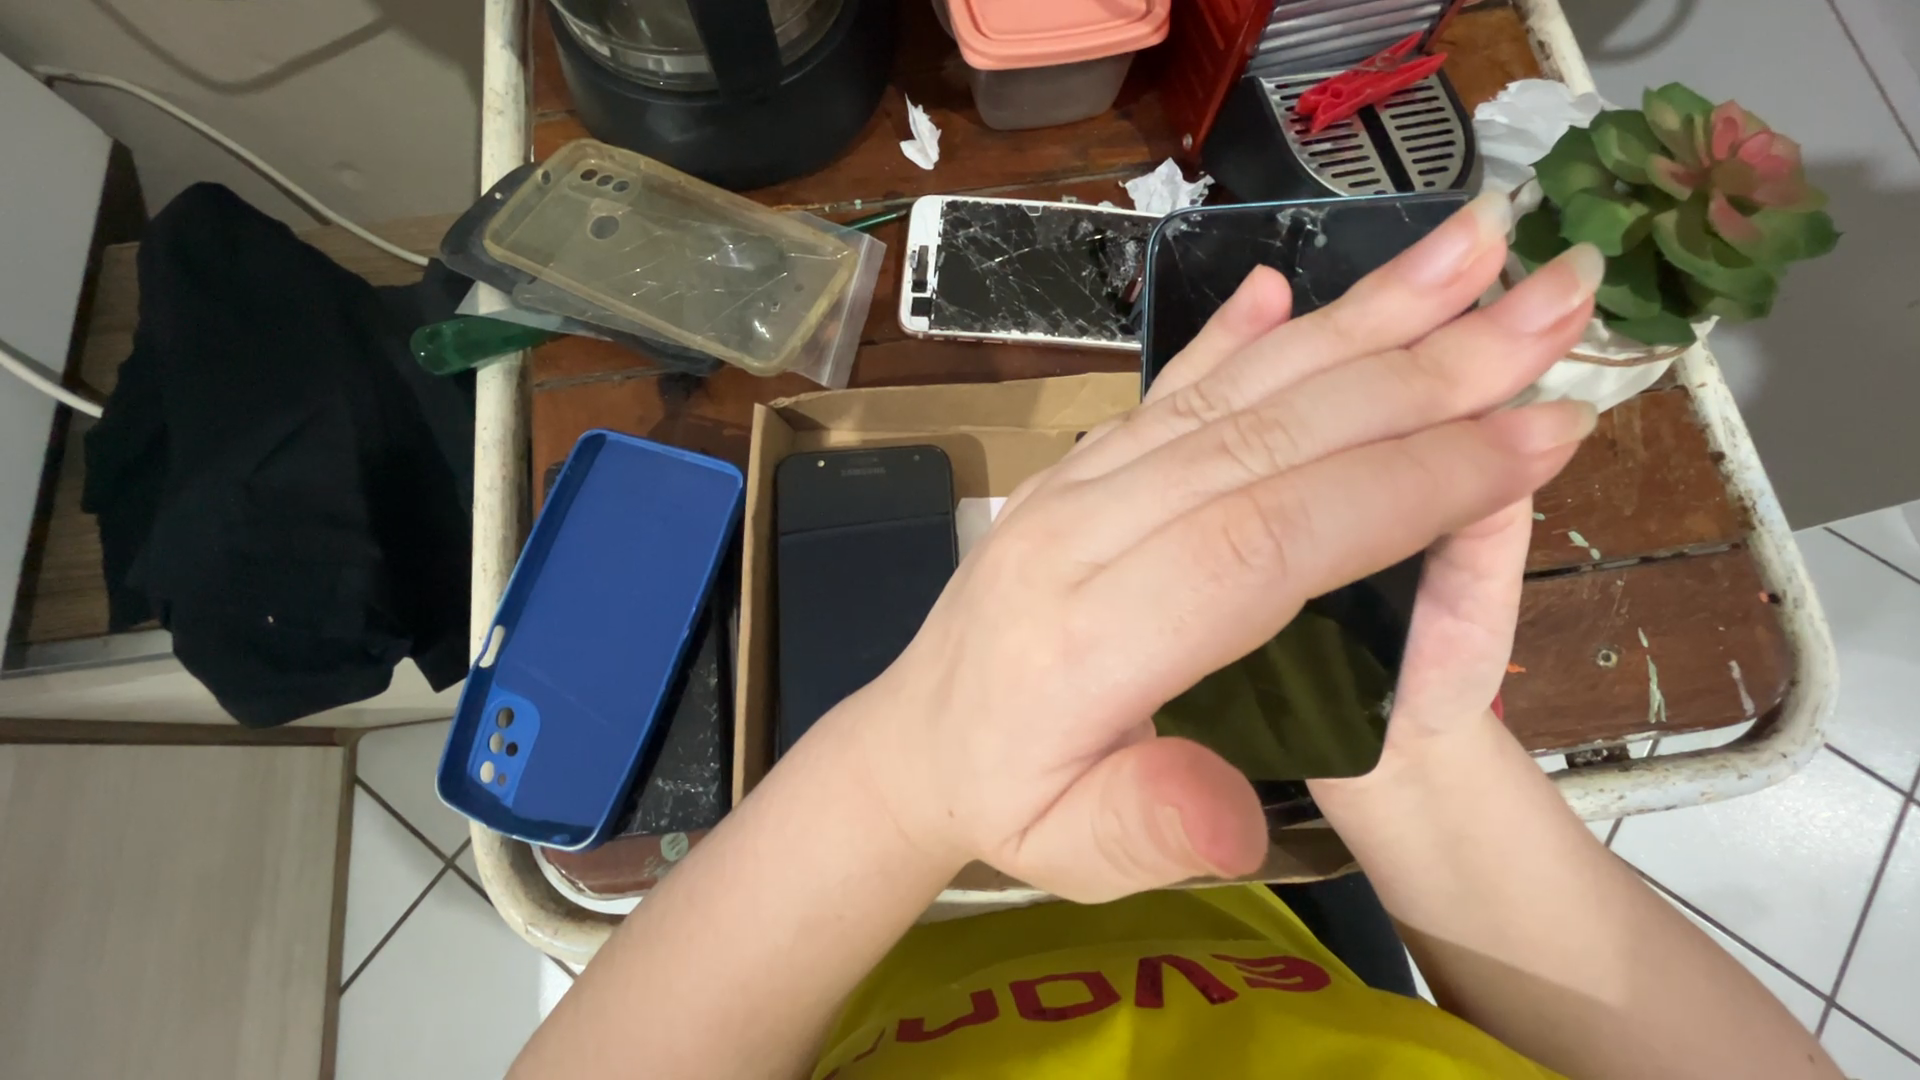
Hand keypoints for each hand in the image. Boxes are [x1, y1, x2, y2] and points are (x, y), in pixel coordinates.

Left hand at [834, 193, 1603, 903]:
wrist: (915, 739)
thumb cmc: (1006, 800)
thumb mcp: (1070, 851)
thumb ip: (1150, 828)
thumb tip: (1233, 812)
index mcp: (1090, 640)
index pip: (1262, 541)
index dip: (1400, 486)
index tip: (1536, 435)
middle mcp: (1076, 536)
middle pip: (1258, 442)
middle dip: (1415, 373)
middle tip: (1554, 301)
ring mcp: (1068, 490)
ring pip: (1221, 397)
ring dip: (1349, 324)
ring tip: (1464, 252)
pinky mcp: (1068, 475)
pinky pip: (1156, 396)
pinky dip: (1225, 340)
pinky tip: (1280, 290)